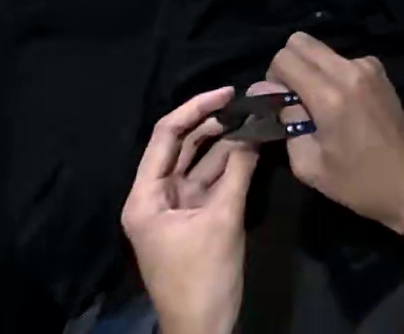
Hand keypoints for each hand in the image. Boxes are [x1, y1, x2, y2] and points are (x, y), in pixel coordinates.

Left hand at [121, 86, 258, 333]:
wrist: (204, 330)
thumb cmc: (202, 277)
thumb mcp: (222, 219)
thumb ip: (238, 169)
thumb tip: (256, 127)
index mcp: (146, 196)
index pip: (166, 135)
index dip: (196, 108)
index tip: (228, 93)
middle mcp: (158, 194)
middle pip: (185, 143)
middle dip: (216, 121)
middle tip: (249, 101)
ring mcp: (179, 204)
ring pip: (203, 158)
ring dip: (229, 139)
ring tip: (257, 116)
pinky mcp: (198, 213)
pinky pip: (214, 176)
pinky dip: (234, 160)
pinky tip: (255, 143)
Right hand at [266, 32, 403, 230]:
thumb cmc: (357, 181)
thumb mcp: (309, 164)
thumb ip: (286, 122)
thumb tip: (268, 94)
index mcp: (329, 94)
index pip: (285, 58)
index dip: (273, 77)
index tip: (277, 102)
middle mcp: (349, 69)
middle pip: (302, 42)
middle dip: (289, 66)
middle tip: (292, 100)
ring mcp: (367, 65)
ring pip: (323, 50)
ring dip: (312, 70)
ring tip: (318, 106)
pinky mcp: (379, 69)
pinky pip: (343, 60)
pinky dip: (333, 75)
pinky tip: (342, 104)